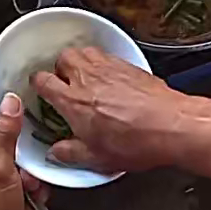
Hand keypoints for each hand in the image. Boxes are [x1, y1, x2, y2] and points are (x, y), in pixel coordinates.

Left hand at [0, 92, 46, 209]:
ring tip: (28, 180)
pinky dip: (37, 183)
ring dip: (31, 167)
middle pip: (6, 136)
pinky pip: (33, 175)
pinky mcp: (17, 190)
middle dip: (22, 144)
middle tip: (25, 151)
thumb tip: (8, 103)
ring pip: (23, 157)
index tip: (13, 100)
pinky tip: (34, 192)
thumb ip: (3, 133)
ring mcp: (0, 177)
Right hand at [31, 47, 210, 172]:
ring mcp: (109, 68)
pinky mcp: (129, 65)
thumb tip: (57, 153)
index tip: (42, 89)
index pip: (42, 81)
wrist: (171, 126)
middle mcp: (87, 78)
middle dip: (60, 68)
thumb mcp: (96, 158)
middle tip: (64, 82)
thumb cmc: (136, 141)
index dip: (38, 84)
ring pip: (84, 51)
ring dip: (80, 61)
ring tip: (84, 75)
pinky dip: (102, 62)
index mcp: (72, 101)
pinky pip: (107, 55)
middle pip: (63, 58)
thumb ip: (70, 153)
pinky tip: (109, 77)